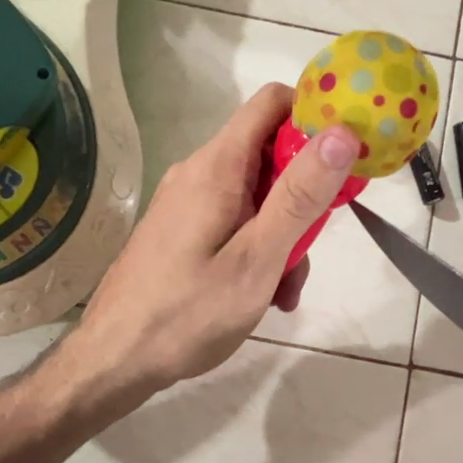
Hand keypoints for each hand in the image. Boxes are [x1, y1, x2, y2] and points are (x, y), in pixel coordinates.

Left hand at [74, 83, 358, 396]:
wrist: (114, 360)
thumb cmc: (188, 314)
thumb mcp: (258, 258)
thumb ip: (300, 196)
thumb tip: (342, 132)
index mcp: (217, 166)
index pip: (273, 102)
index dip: (316, 116)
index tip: (348, 155)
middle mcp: (199, 172)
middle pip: (270, 154)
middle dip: (304, 196)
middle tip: (315, 246)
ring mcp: (187, 203)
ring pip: (256, 196)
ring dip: (283, 236)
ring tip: (285, 292)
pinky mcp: (181, 231)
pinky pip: (234, 222)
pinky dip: (257, 250)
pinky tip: (262, 296)